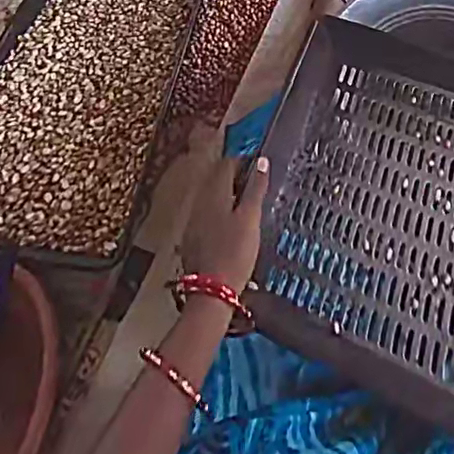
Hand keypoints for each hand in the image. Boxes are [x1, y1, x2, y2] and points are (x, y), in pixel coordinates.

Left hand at [180, 155, 269, 290]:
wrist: (211, 292)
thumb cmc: (235, 252)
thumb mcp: (251, 218)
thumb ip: (256, 188)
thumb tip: (261, 160)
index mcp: (215, 193)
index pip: (226, 164)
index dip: (242, 160)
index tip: (258, 165)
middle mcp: (200, 202)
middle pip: (216, 179)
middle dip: (234, 176)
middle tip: (255, 183)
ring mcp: (193, 221)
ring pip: (210, 197)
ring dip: (227, 194)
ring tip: (246, 204)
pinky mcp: (191, 238)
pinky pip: (206, 214)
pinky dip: (219, 211)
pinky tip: (230, 225)